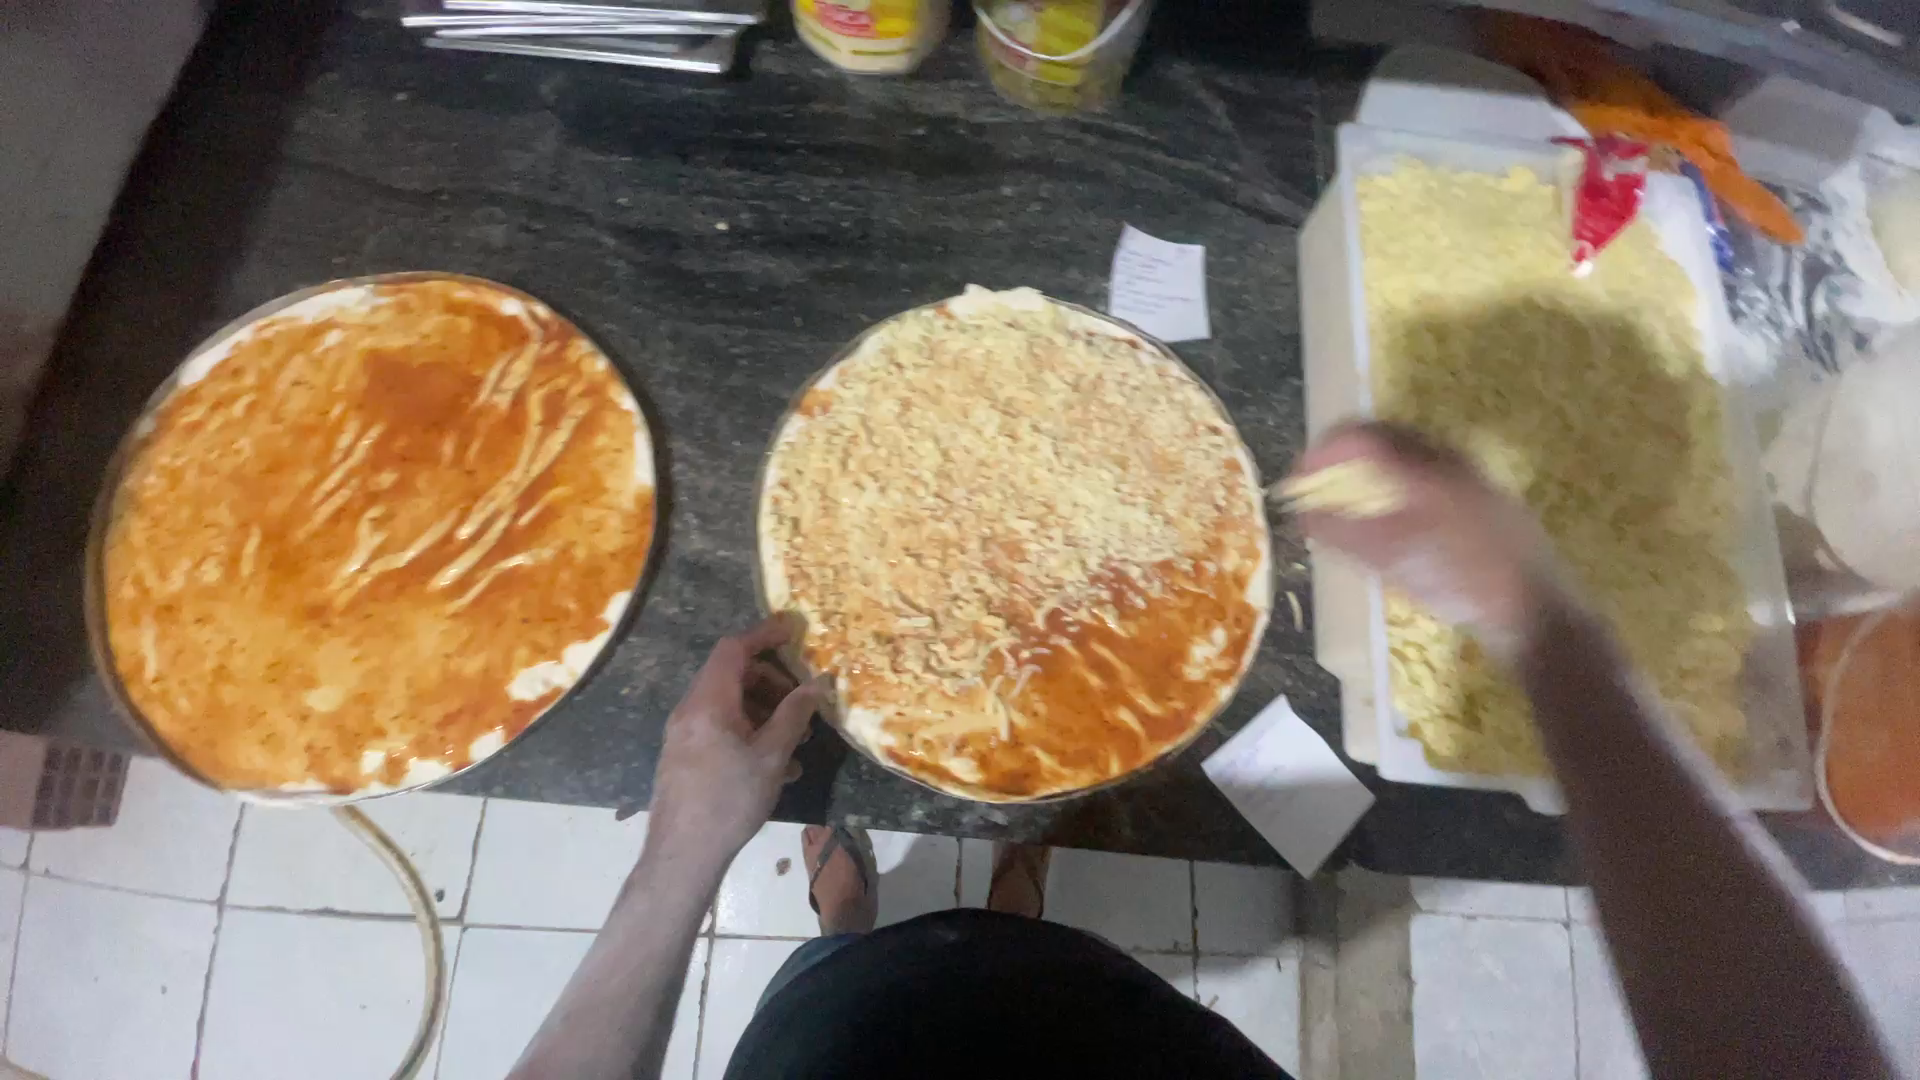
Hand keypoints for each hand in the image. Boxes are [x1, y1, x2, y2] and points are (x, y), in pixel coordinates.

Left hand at [646, 616, 829, 869]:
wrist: (682, 856)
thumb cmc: (730, 800)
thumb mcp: (772, 755)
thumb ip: (795, 714)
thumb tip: (818, 683)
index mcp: (708, 702)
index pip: (733, 649)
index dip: (764, 634)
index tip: (793, 631)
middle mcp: (690, 710)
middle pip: (732, 674)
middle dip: (771, 681)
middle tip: (801, 701)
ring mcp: (684, 733)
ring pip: (729, 703)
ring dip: (764, 710)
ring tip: (795, 739)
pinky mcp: (685, 755)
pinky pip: (721, 727)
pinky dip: (750, 731)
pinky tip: (776, 765)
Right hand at [1289, 421, 1561, 654]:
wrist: (1538, 611)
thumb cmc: (1461, 581)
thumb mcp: (1391, 559)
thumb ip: (1341, 532)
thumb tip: (1300, 515)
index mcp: (1424, 466)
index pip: (1359, 436)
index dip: (1321, 452)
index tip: (1297, 477)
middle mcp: (1447, 460)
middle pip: (1382, 437)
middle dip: (1341, 457)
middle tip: (1315, 484)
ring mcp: (1469, 476)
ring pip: (1404, 454)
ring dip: (1367, 468)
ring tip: (1344, 500)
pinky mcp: (1480, 497)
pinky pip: (1423, 471)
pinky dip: (1392, 482)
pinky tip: (1385, 516)